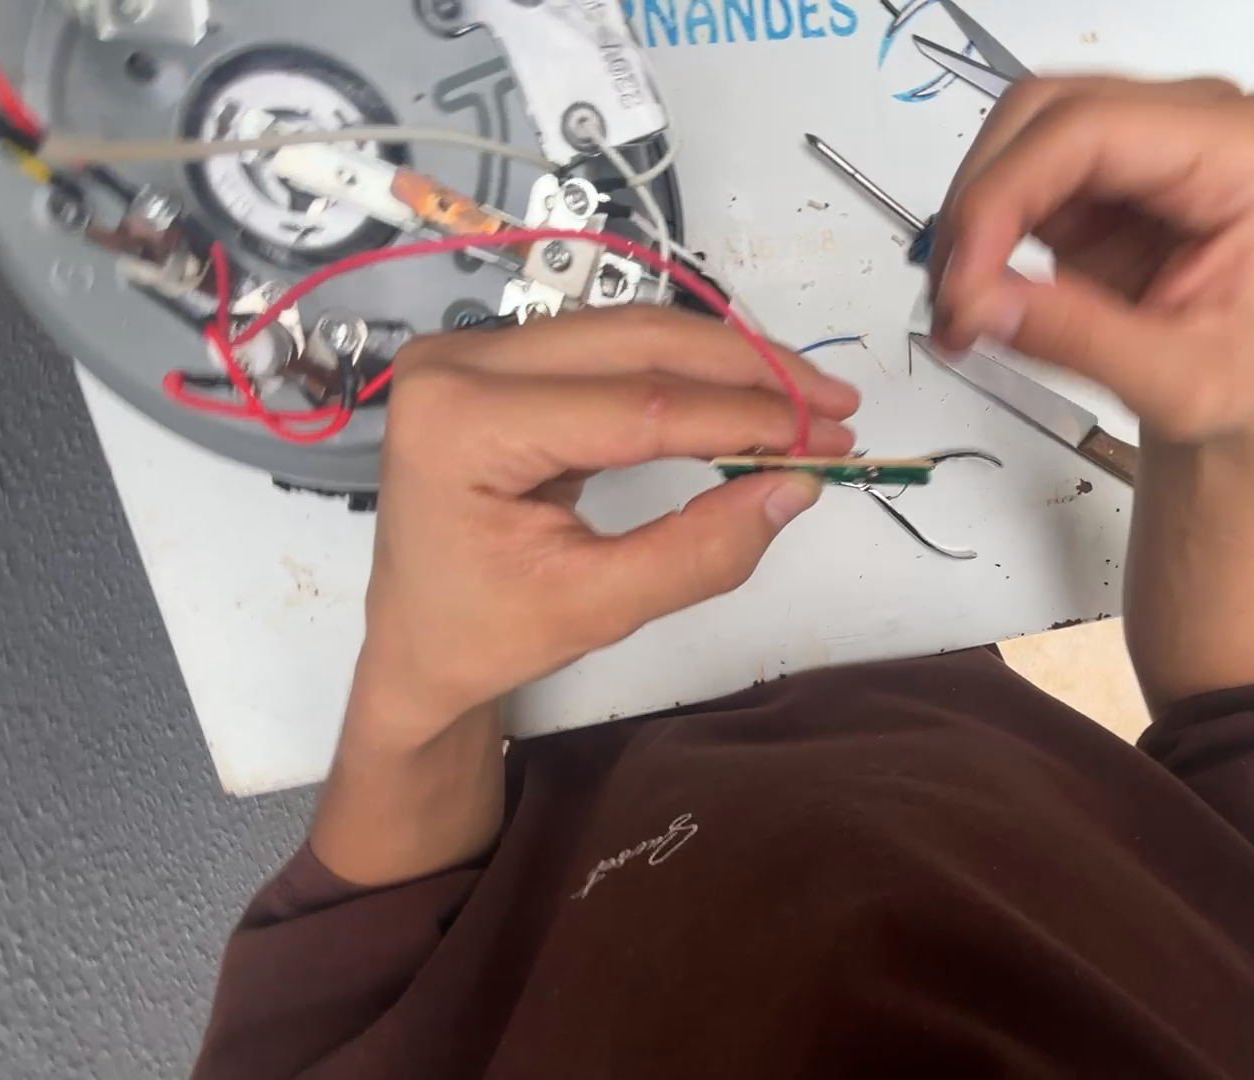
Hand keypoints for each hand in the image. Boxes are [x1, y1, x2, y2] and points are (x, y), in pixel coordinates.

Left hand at [353, 307, 860, 743]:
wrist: (418, 642)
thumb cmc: (487, 635)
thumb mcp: (599, 608)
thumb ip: (700, 552)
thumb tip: (796, 488)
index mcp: (462, 424)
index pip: (638, 406)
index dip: (746, 419)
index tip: (830, 436)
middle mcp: (461, 363)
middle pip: (638, 341)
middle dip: (750, 370)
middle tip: (835, 404)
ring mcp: (478, 354)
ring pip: (633, 335)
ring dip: (727, 364)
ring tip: (803, 400)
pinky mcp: (504, 364)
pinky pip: (614, 353)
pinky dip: (688, 375)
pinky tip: (740, 394)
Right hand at [929, 77, 1253, 445]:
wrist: (1234, 391)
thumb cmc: (1230, 386)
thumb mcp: (1169, 380)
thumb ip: (1076, 338)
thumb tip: (975, 304)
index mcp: (1246, 153)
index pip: (1089, 130)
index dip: (1000, 199)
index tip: (958, 289)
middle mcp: (1196, 123)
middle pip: (1043, 115)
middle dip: (976, 207)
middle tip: (950, 302)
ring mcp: (1141, 144)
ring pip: (1016, 139)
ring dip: (968, 222)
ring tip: (957, 307)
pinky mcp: (1098, 178)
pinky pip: (1013, 180)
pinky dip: (977, 237)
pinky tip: (971, 292)